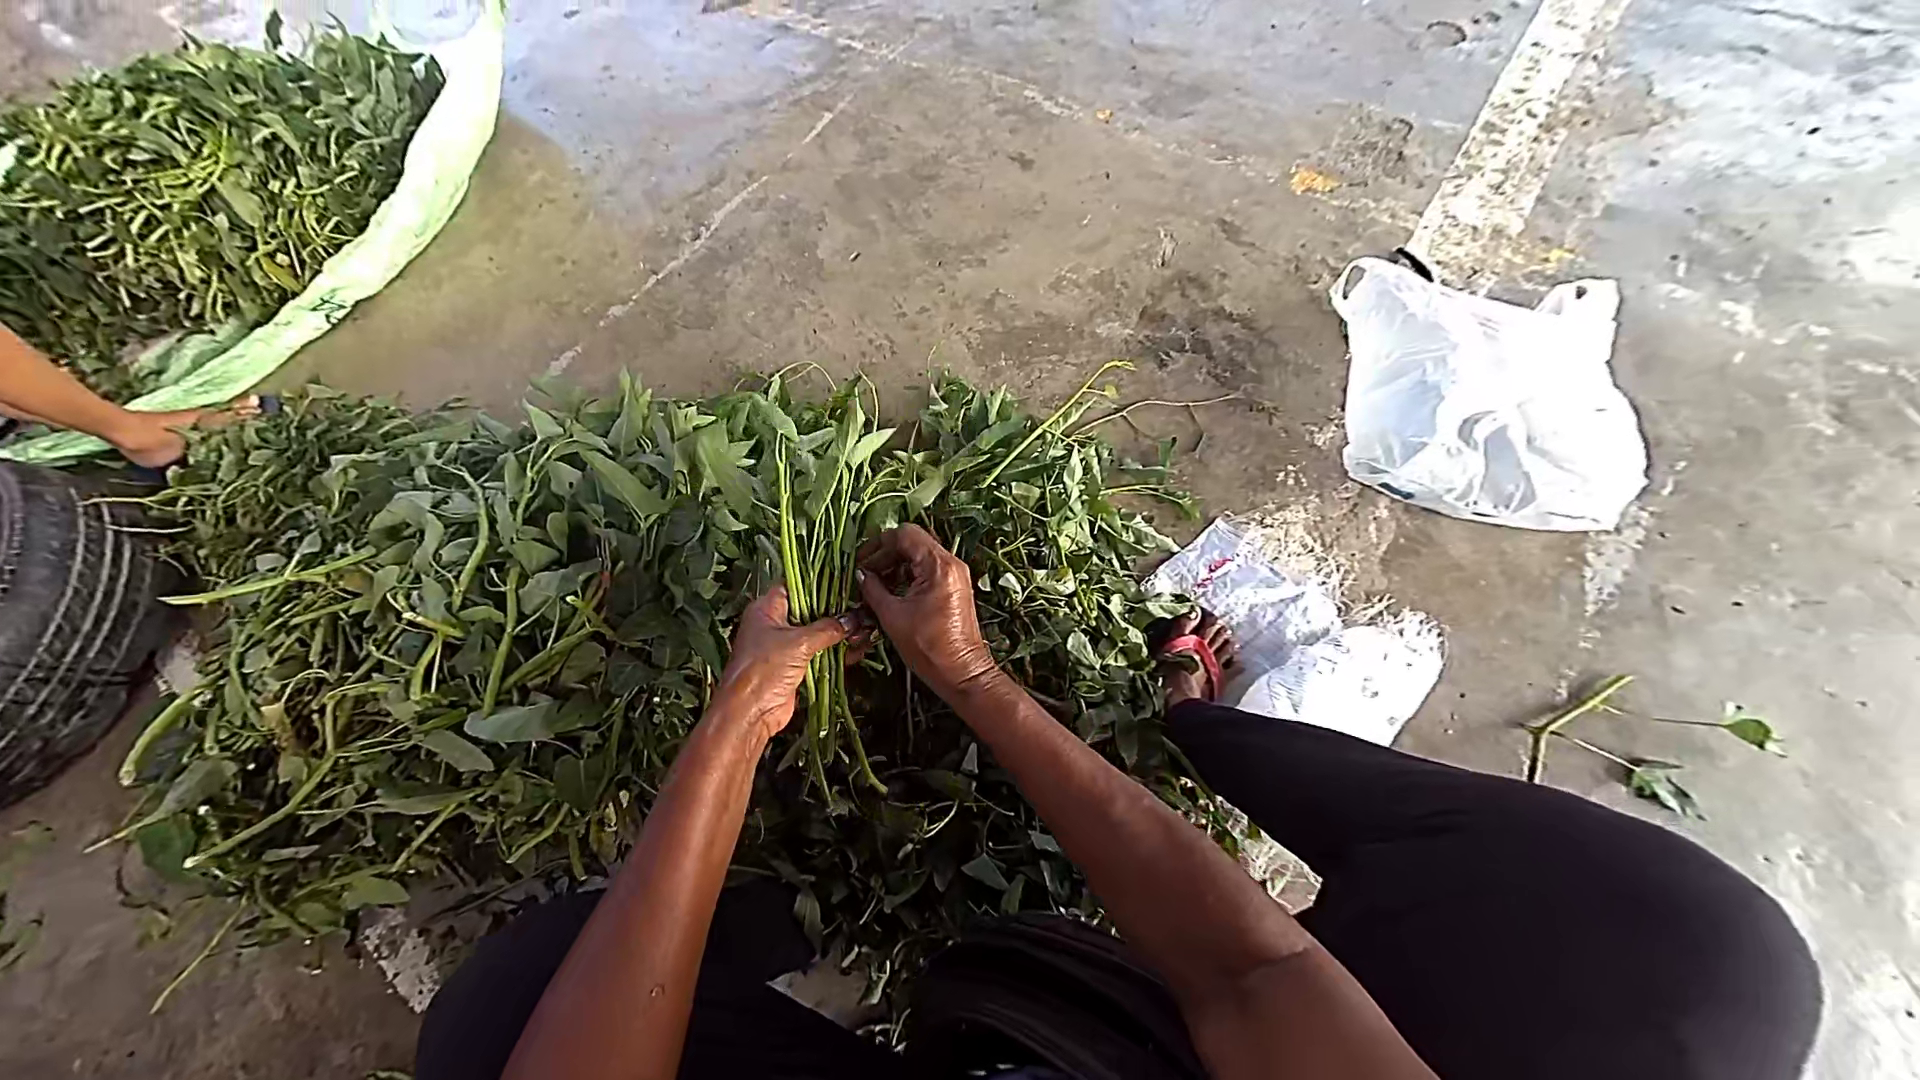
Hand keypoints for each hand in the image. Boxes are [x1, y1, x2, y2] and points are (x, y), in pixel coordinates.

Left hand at [713, 587, 859, 739]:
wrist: (750, 714)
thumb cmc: (765, 669)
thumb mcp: (798, 642)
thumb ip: (828, 628)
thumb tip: (853, 619)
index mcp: (766, 609)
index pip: (795, 584)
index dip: (819, 581)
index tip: (845, 582)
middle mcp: (775, 624)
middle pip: (810, 609)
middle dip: (837, 611)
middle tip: (862, 607)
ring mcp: (785, 646)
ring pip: (818, 632)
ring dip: (840, 633)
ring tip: (866, 629)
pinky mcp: (795, 666)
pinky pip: (820, 653)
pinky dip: (837, 651)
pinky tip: (859, 648)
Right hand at [856, 525, 999, 697]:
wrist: (961, 672)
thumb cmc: (929, 648)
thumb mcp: (892, 616)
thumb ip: (873, 589)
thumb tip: (861, 575)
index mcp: (938, 566)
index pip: (904, 534)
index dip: (878, 545)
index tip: (862, 561)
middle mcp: (951, 564)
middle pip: (912, 541)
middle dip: (886, 554)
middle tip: (866, 572)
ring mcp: (955, 574)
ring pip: (919, 554)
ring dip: (896, 564)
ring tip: (876, 583)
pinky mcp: (954, 586)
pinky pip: (928, 568)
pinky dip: (909, 574)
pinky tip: (893, 590)